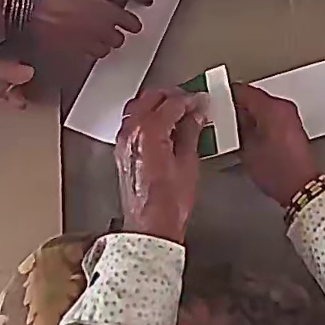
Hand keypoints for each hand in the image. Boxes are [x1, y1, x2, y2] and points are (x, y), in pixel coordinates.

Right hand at [28, 0, 142, 58]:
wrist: (27, 9)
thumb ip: (94, 2)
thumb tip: (98, 5)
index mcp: (106, 10)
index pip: (129, 22)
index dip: (131, 24)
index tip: (133, 25)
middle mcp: (102, 30)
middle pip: (118, 39)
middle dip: (114, 35)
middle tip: (109, 32)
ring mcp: (88, 45)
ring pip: (104, 50)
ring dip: (101, 45)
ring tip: (94, 41)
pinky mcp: (74, 56)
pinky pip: (86, 57)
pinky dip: (85, 52)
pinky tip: (79, 47)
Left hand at [115, 88, 201, 241]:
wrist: (150, 227)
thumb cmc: (168, 203)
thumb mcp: (188, 162)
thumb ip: (191, 132)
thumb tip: (196, 116)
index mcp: (149, 132)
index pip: (172, 103)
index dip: (191, 100)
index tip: (201, 101)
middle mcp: (131, 133)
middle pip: (151, 99)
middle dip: (172, 96)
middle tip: (191, 101)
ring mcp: (124, 143)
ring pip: (138, 108)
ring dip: (157, 104)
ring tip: (177, 110)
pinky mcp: (122, 153)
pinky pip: (132, 123)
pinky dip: (147, 117)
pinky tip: (162, 126)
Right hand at [231, 83, 318, 205]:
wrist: (300, 186)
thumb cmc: (278, 171)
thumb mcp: (246, 149)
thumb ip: (236, 127)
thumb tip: (231, 118)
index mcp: (272, 108)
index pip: (244, 90)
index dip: (227, 94)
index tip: (216, 99)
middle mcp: (283, 108)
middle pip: (255, 97)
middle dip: (237, 106)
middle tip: (221, 115)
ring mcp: (290, 116)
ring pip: (263, 107)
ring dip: (249, 114)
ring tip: (233, 128)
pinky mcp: (292, 126)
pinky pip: (271, 116)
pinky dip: (259, 120)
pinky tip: (249, 134)